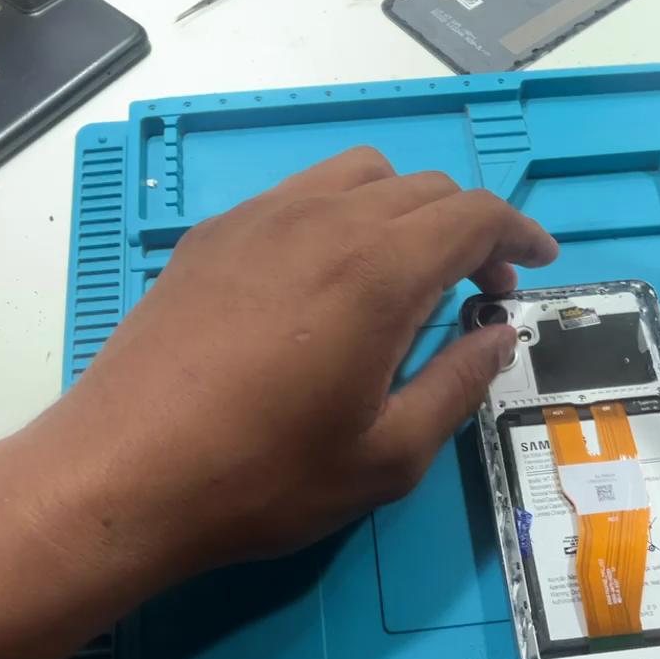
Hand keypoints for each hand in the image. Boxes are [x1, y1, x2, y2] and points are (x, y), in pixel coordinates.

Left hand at [15, 147, 557, 578]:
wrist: (124, 476)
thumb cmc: (266, 479)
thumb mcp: (388, 455)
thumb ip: (458, 385)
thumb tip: (500, 337)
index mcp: (377, 270)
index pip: (473, 214)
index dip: (517, 236)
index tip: (535, 268)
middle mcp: (320, 221)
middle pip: (421, 189)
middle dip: (468, 232)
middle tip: (477, 296)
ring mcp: (257, 220)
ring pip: (357, 179)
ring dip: (404, 216)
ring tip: (405, 281)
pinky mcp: (211, 239)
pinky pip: (298, 199)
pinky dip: (341, 219)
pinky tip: (327, 283)